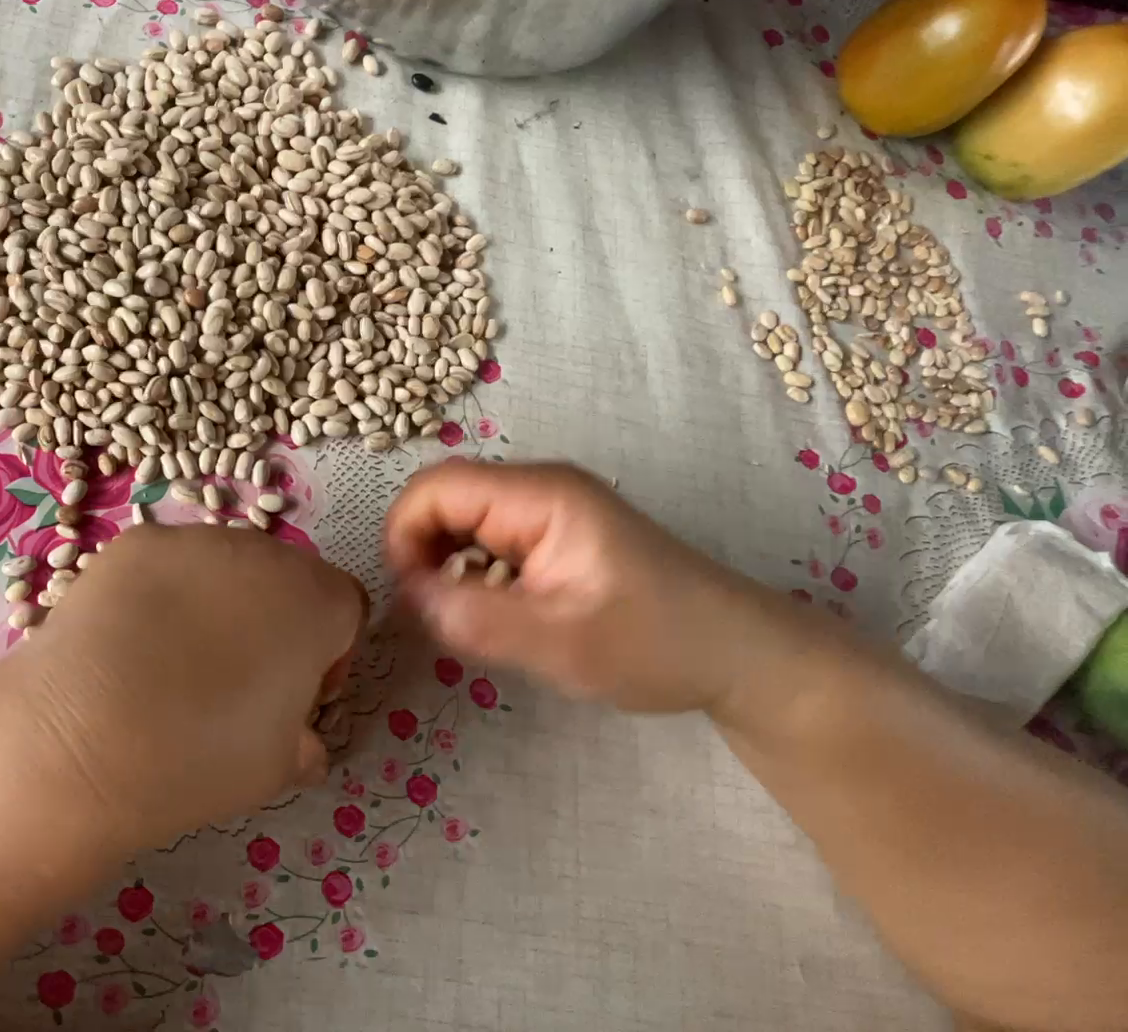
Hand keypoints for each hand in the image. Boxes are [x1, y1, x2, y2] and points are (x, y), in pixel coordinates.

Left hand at [0, 523, 365, 849]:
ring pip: (226, 565)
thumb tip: (301, 741)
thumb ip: (306, 741)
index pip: (345, 612)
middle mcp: (263, 551)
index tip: (294, 697)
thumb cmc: (200, 757)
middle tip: (234, 680)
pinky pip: (169, 563)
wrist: (84, 738)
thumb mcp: (279, 768)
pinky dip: (162, 593)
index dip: (327, 657)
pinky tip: (132, 640)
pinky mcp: (134, 543)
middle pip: (287, 579)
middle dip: (274, 622)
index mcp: (316, 601)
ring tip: (172, 661)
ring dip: (218, 602)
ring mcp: (193, 538)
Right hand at [383, 459, 829, 718]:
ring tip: (470, 617)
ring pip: (459, 520)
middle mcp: (538, 487)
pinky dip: (471, 573)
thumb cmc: (656, 645)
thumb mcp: (559, 643)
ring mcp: (547, 507)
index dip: (403, 535)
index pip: (434, 488)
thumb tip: (406, 595)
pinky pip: (485, 538)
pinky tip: (498, 611)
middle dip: (421, 552)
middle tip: (438, 612)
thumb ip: (472, 618)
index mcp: (540, 496)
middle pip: (442, 499)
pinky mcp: (553, 533)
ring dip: (445, 565)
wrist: (740, 655)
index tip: (411, 596)